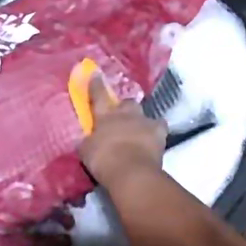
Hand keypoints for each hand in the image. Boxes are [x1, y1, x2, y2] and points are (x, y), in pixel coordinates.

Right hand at [77, 72, 166, 189]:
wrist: (132, 172)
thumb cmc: (104, 160)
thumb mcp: (86, 151)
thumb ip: (88, 141)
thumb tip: (88, 138)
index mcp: (105, 115)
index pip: (98, 94)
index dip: (96, 84)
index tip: (95, 73)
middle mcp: (125, 113)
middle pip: (126, 102)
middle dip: (124, 107)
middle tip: (121, 115)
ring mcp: (144, 121)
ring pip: (143, 112)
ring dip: (140, 119)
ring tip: (139, 128)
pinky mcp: (159, 132)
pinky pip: (159, 126)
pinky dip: (156, 130)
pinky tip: (154, 137)